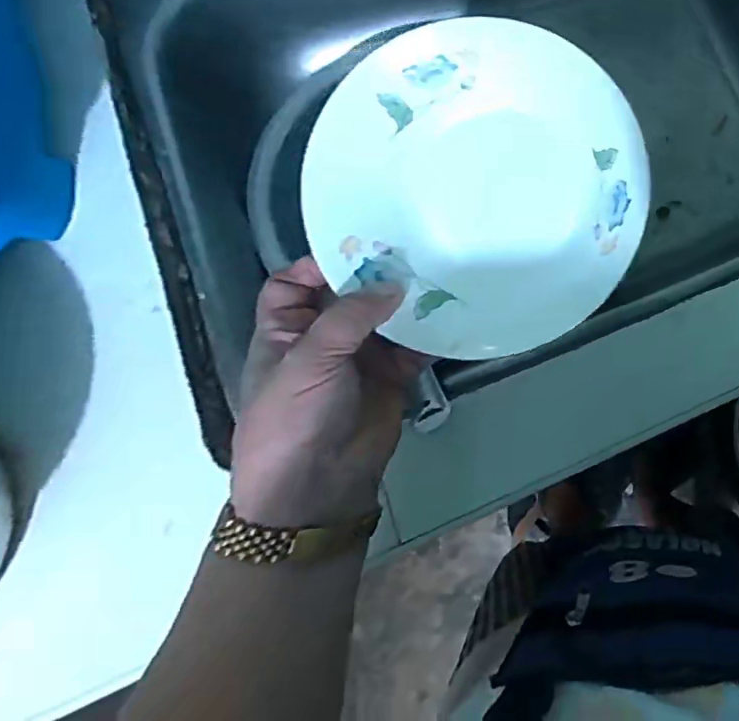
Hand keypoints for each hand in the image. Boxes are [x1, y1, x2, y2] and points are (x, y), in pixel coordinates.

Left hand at [229, 257, 426, 527]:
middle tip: (411, 250)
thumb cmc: (293, 417)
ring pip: (386, 316)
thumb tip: (394, 285)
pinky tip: (452, 313)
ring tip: (437, 274)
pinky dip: (431, 331)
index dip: (317, 265)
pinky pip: (415, 344)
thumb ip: (350, 316)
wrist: (317, 489)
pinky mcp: (392, 375)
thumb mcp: (309, 360)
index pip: (292, 284)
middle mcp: (323, 338)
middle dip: (376, 275)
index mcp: (287, 331)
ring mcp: (360, 357)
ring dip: (408, 300)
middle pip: (349, 294)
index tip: (357, 249)